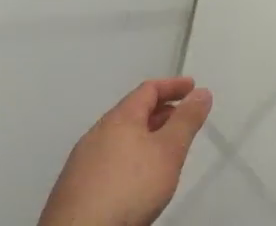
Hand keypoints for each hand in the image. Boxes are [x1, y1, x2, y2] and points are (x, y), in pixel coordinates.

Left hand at [37, 77, 213, 225]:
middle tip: (183, 121)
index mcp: (118, 119)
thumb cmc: (129, 187)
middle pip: (132, 113)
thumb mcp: (169, 151)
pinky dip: (129, 158)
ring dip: (145, 137)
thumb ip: (187, 120)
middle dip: (161, 112)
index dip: (173, 85)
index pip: (148, 90)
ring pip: (119, 139)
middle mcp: (96, 135)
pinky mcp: (74, 190)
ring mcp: (81, 164)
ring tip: (164, 152)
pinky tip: (137, 180)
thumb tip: (201, 92)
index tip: (193, 87)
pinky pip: (108, 161)